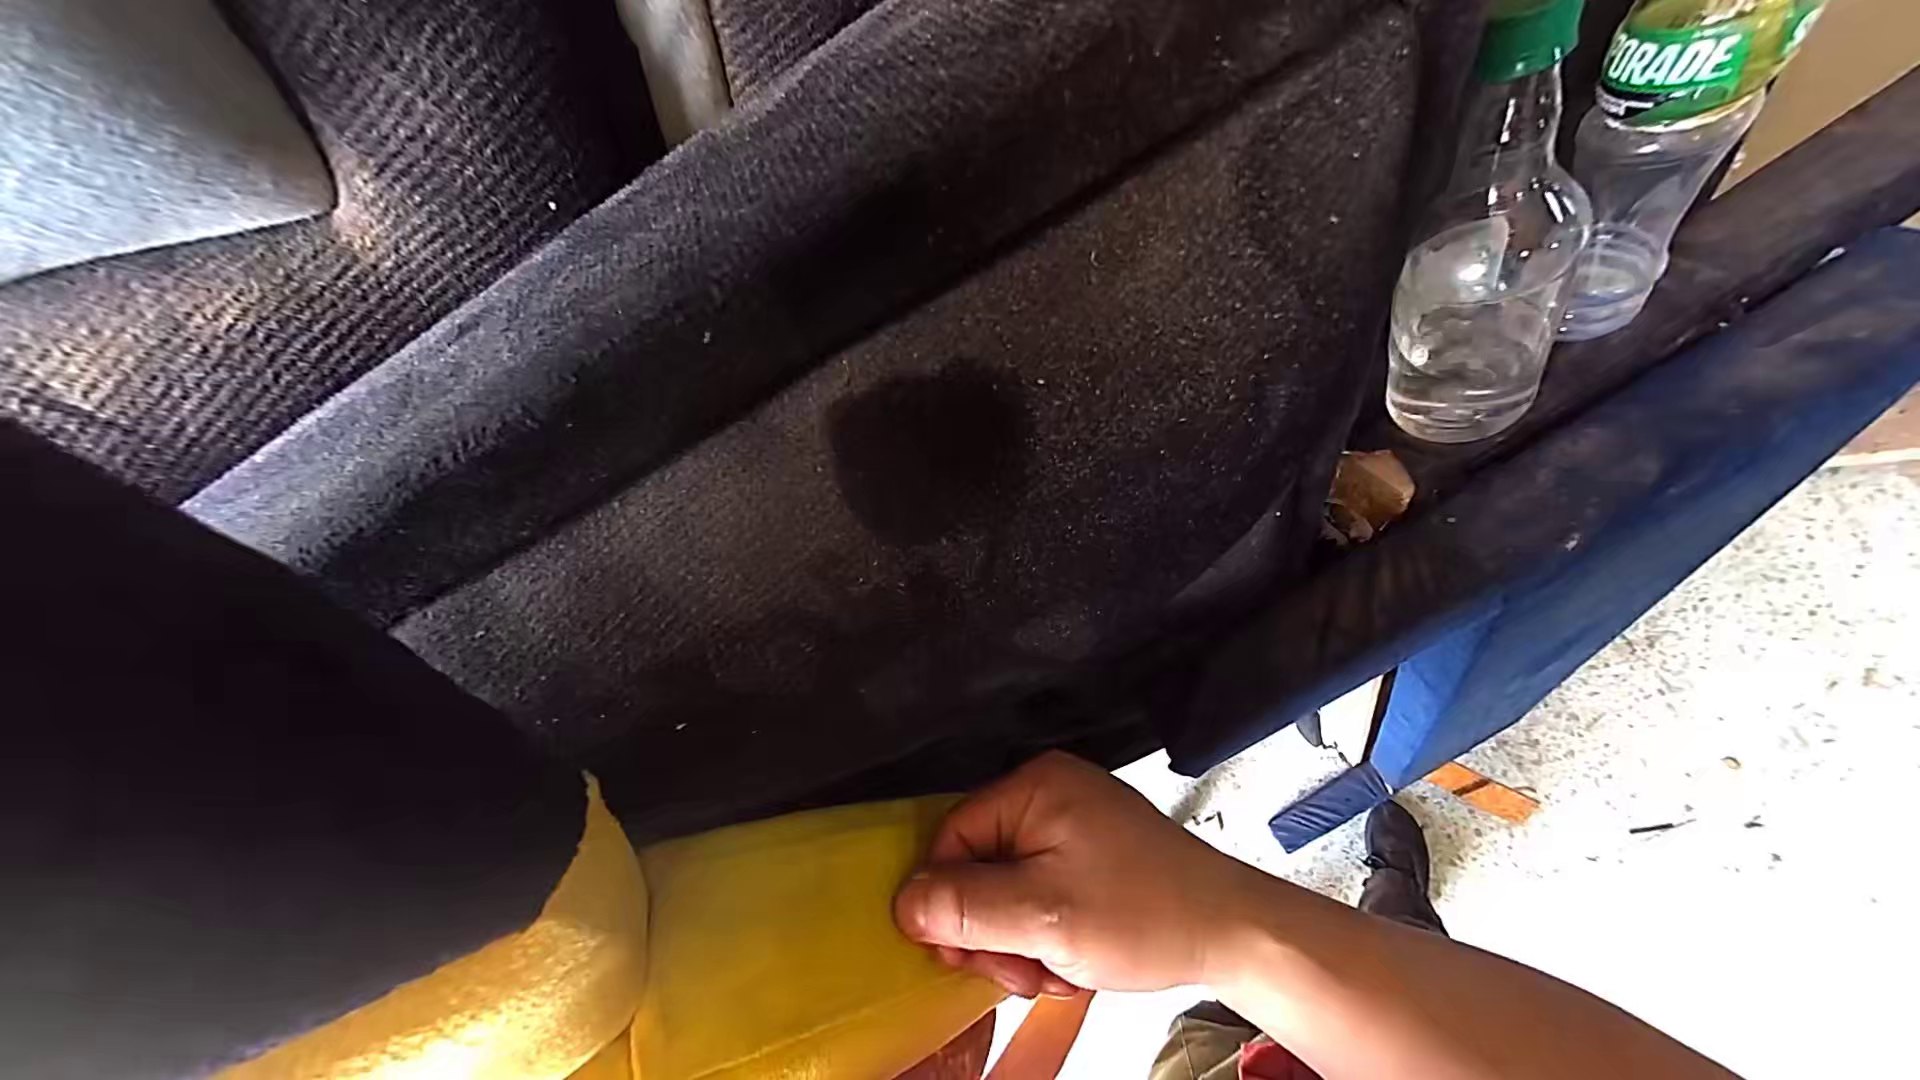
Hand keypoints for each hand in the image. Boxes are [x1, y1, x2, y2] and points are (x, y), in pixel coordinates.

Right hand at [893, 751, 1259, 997]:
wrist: (1232, 931)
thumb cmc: (1145, 913)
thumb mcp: (1046, 916)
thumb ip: (968, 907)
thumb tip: (905, 902)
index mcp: (1035, 785)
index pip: (955, 836)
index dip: (946, 896)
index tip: (958, 953)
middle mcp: (1048, 791)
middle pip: (981, 860)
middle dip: (990, 925)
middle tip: (1016, 972)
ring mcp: (1070, 818)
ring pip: (1008, 880)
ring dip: (1017, 934)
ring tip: (1051, 968)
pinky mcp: (1087, 845)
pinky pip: (1038, 884)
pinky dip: (1043, 926)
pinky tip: (1067, 956)